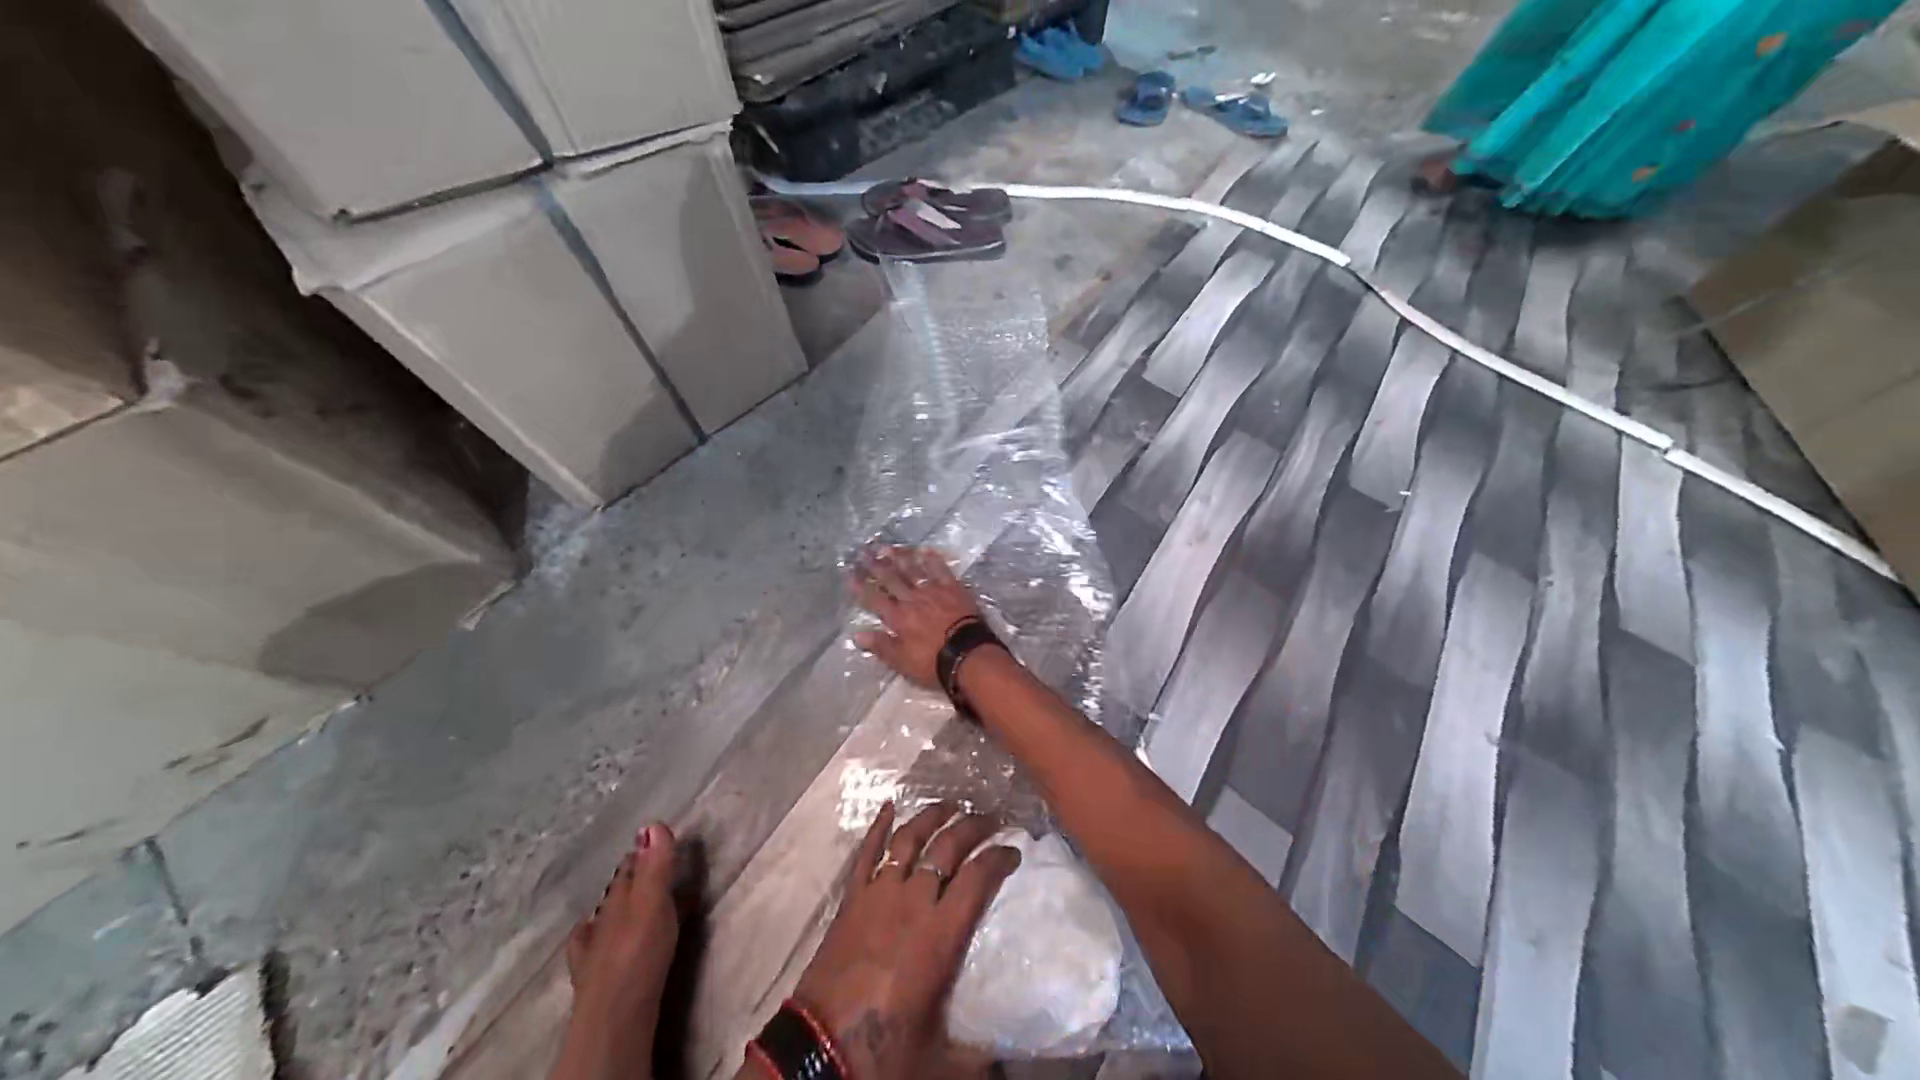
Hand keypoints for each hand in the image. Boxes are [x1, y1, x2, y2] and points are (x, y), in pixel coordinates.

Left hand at [791, 802, 1020, 1079]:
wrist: (818, 1050)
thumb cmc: (884, 1050)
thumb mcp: (941, 1056)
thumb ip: (977, 1053)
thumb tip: (1003, 1061)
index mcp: (939, 934)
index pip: (978, 878)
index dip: (999, 858)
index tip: (1014, 851)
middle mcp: (911, 902)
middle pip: (946, 848)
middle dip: (972, 826)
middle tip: (990, 817)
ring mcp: (877, 895)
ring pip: (907, 840)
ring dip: (930, 817)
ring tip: (949, 804)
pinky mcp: (851, 899)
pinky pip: (865, 853)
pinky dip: (878, 827)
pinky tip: (888, 807)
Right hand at [849, 546, 982, 687]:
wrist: (968, 653)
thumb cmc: (933, 662)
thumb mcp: (902, 661)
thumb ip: (880, 645)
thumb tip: (856, 634)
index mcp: (898, 617)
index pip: (874, 599)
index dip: (861, 588)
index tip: (850, 576)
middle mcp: (912, 599)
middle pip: (891, 579)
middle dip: (876, 566)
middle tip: (863, 552)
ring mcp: (933, 591)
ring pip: (912, 570)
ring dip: (899, 558)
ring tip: (887, 547)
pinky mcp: (953, 588)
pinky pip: (940, 569)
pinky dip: (932, 559)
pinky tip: (925, 551)